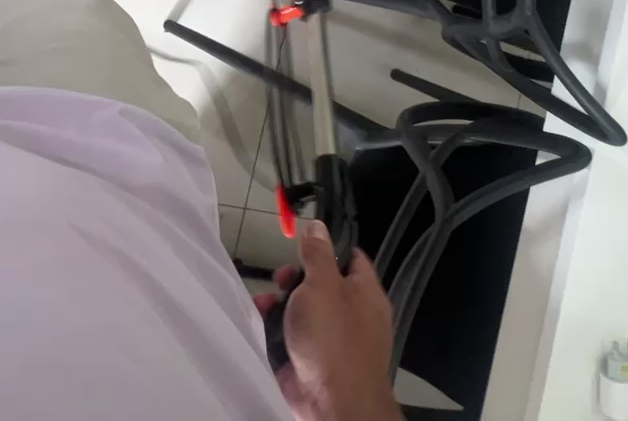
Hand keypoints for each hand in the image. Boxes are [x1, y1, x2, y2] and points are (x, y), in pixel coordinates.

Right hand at [253, 220, 401, 420]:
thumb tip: (318, 226)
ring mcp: (331, 338)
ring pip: (302, 307)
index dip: (328, 244)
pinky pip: (292, 332)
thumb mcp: (323, 285)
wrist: (332, 404)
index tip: (303, 238)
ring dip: (280, 302)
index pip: (351, 257)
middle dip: (295, 277)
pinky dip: (276, 325)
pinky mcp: (311, 357)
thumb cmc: (333, 338)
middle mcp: (351, 314)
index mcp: (365, 294)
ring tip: (266, 303)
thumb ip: (318, 253)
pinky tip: (262, 320)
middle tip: (281, 277)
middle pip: (320, 282)